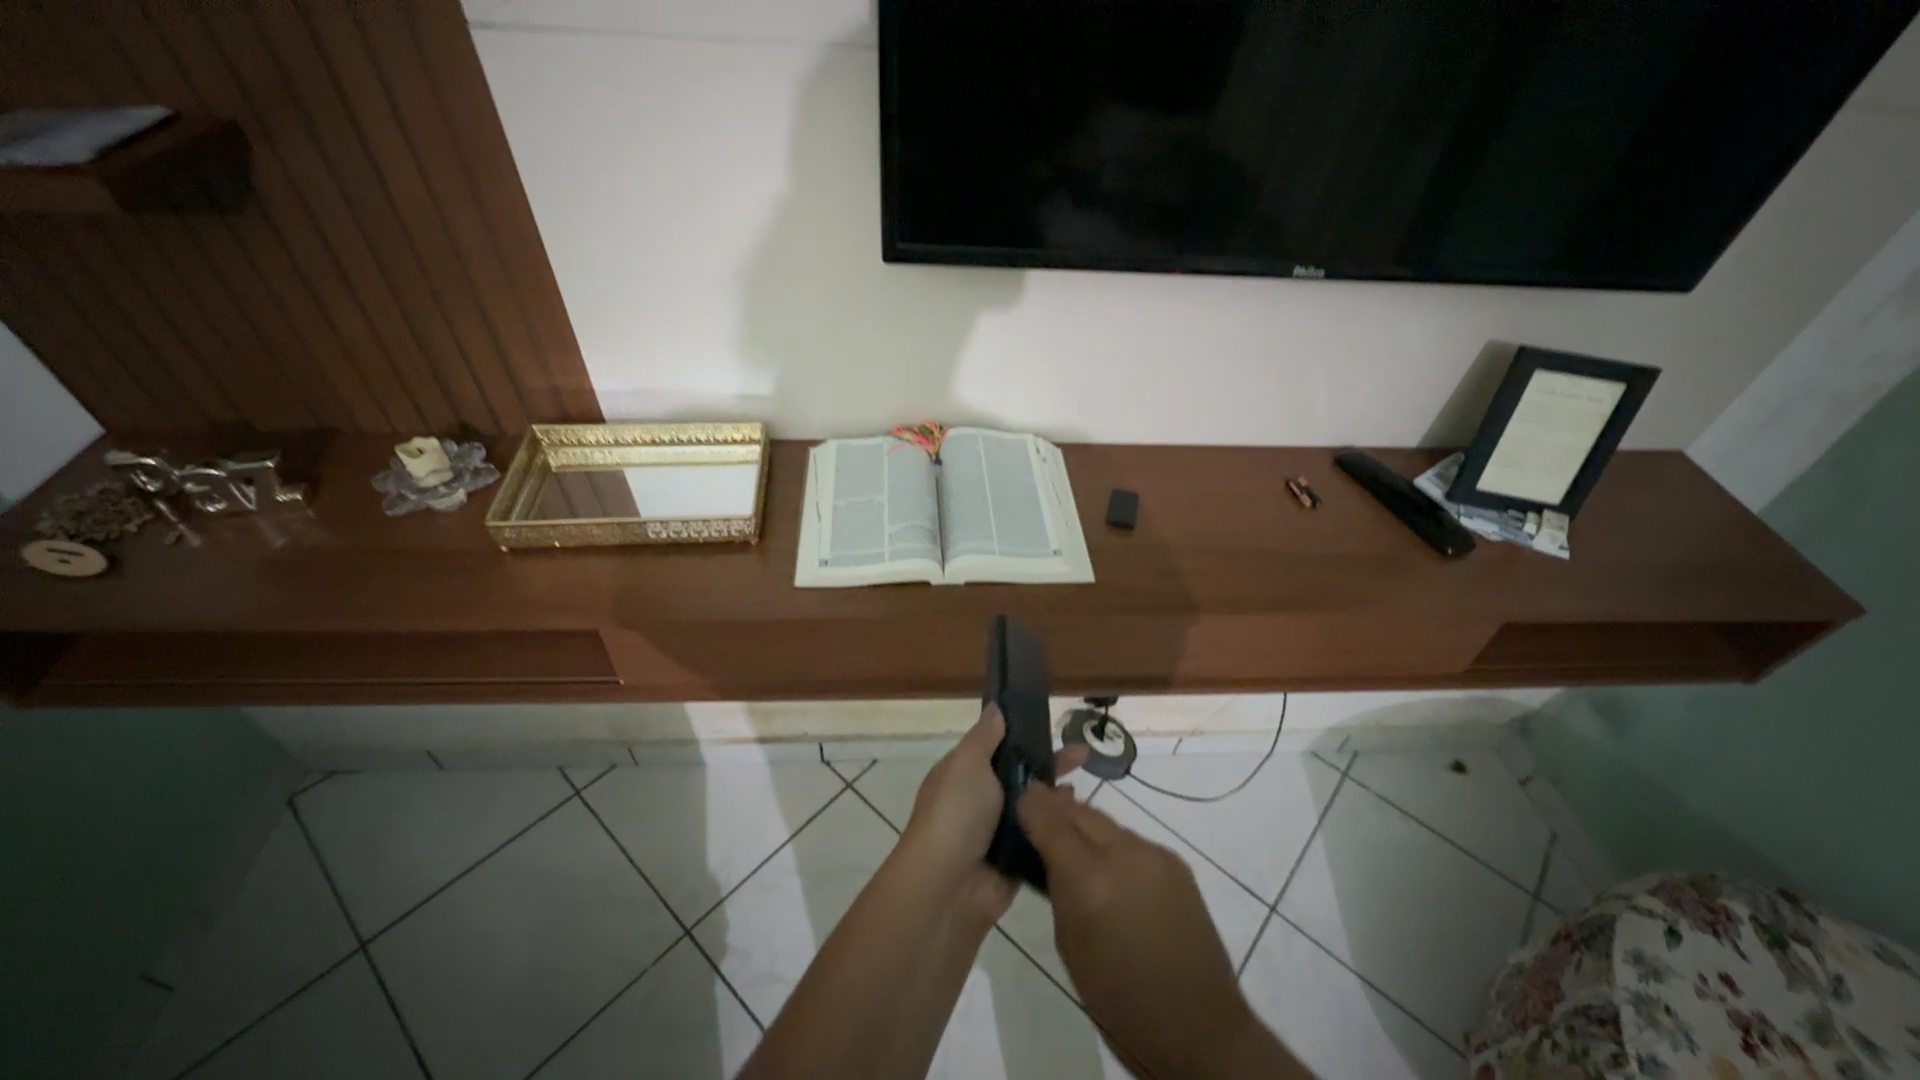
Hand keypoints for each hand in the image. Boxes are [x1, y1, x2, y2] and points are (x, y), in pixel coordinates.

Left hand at [900, 704, 1087, 921]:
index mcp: (963, 775)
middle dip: (1049, 766)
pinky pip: (1039, 841)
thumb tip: (995, 708)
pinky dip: (1056, 832)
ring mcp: (996, 835)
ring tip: (1082, 789)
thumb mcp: (967, 763)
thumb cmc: (956, 814)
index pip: (998, 749)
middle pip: (1020, 778)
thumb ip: (985, 737)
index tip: (1053, 727)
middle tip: (1084, 756)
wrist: (947, 886)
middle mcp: (978, 803)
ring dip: (1055, 800)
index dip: (1024, 737)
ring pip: (1032, 810)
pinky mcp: (1014, 864)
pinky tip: (1077, 822)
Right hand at [1016, 786, 1305, 1079]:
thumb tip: (1050, 856)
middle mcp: (1125, 854)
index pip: (1052, 821)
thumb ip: (1058, 889)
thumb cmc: (1117, 998)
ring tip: (1070, 839)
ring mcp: (1157, 856)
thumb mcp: (1070, 944)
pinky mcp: (1178, 866)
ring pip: (1110, 826)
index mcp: (1091, 879)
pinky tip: (1109, 866)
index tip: (1018, 793)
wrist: (1195, 1024)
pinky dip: (1114, 846)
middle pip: (1082, 814)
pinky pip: (1134, 844)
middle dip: (1058, 808)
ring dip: (1087, 827)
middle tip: (1038, 808)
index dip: (1032, 804)